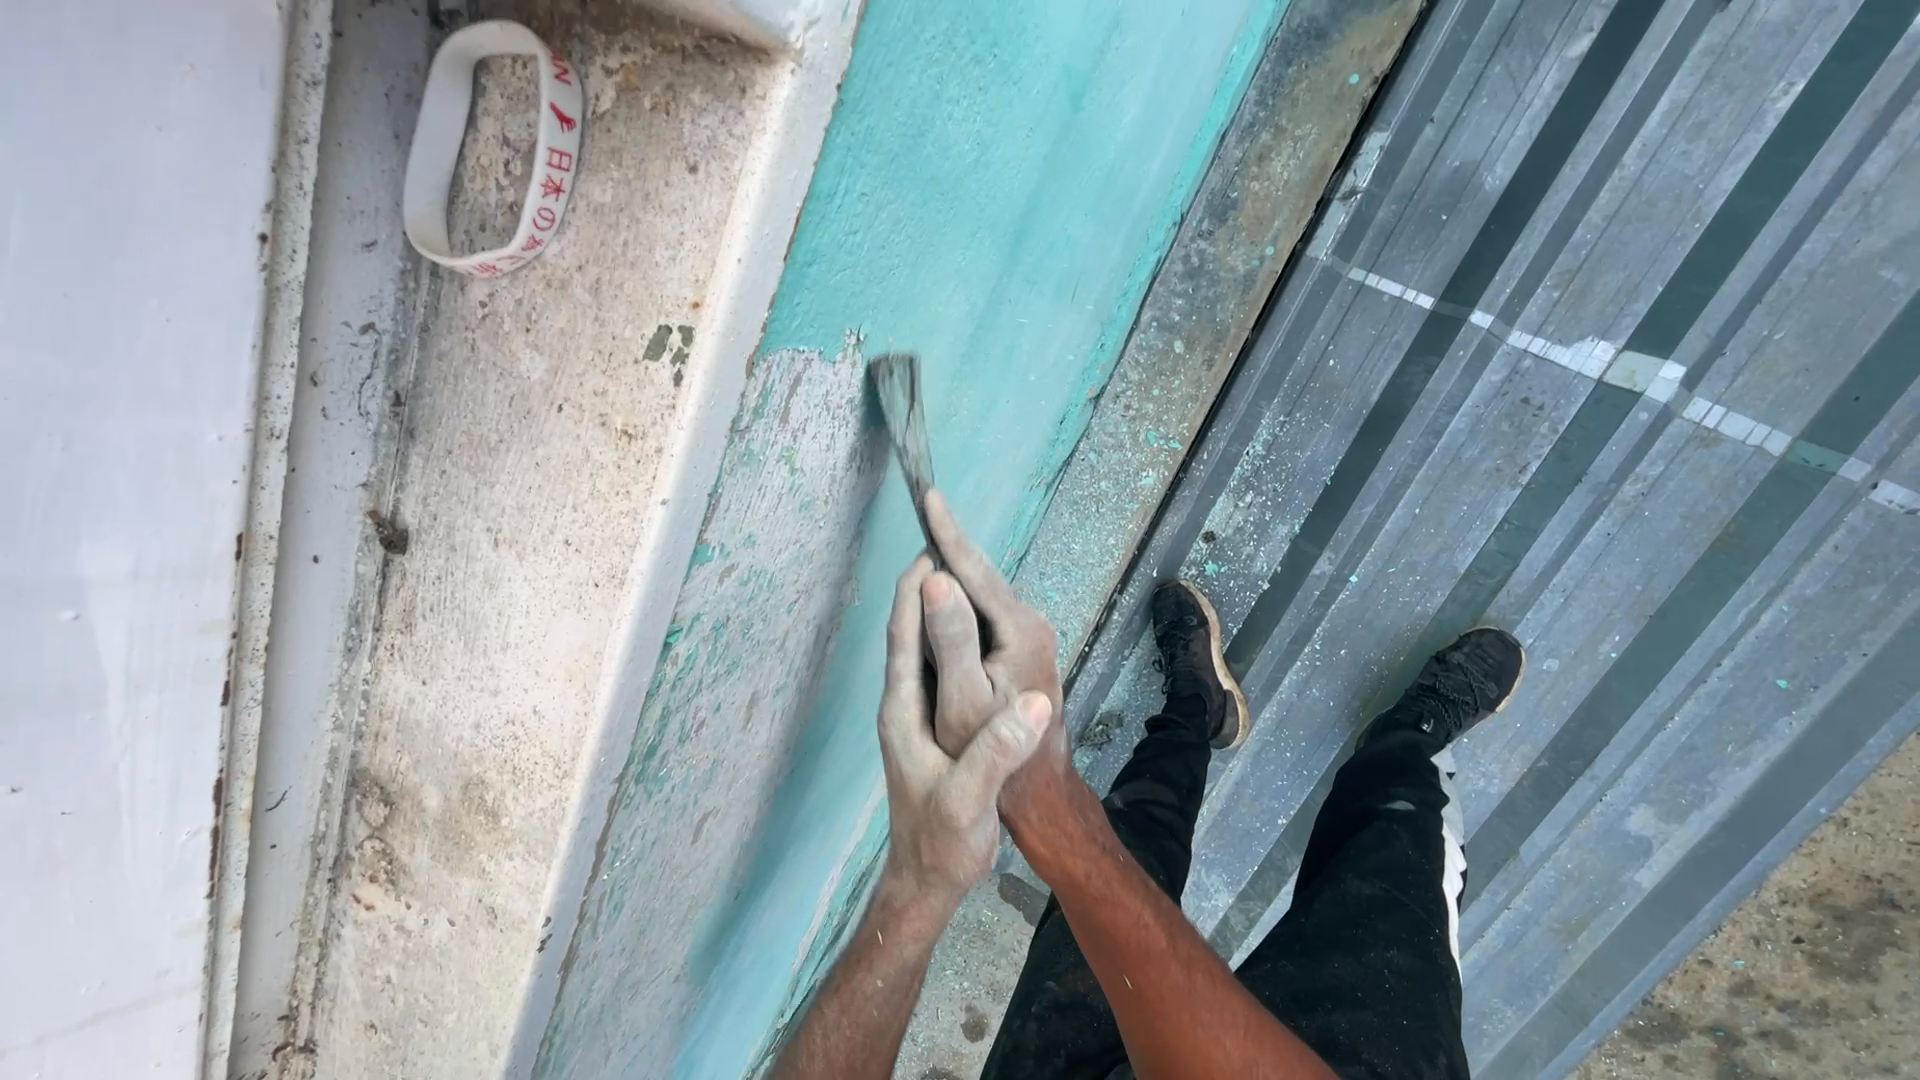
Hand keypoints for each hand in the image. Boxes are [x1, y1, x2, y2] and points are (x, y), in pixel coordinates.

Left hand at [880, 555, 1051, 908]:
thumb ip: (997, 752)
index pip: (903, 635)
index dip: (916, 590)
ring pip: (919, 649)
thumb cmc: (944, 841)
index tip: (936, 547)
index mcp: (903, 710)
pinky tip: (973, 637)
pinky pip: (934, 669)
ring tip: (965, 580)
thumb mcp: (971, 800)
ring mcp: (912, 716)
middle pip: (907, 632)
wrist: (928, 880)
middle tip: (953, 548)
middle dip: (924, 589)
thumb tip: (1035, 702)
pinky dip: (947, 640)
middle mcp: (902, 704)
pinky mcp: (927, 728)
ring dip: (935, 610)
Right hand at [920, 490, 1064, 755]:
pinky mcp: (1026, 650)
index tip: (930, 495)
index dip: (948, 534)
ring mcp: (1032, 637)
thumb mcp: (963, 700)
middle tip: (923, 512)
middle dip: (950, 547)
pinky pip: (986, 615)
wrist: (1036, 792)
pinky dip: (961, 604)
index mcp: (1020, 631)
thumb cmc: (994, 754)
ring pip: (983, 596)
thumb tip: (934, 580)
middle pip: (981, 578)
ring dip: (954, 577)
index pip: (976, 572)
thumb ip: (951, 639)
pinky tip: (943, 601)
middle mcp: (1032, 625)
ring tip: (925, 548)